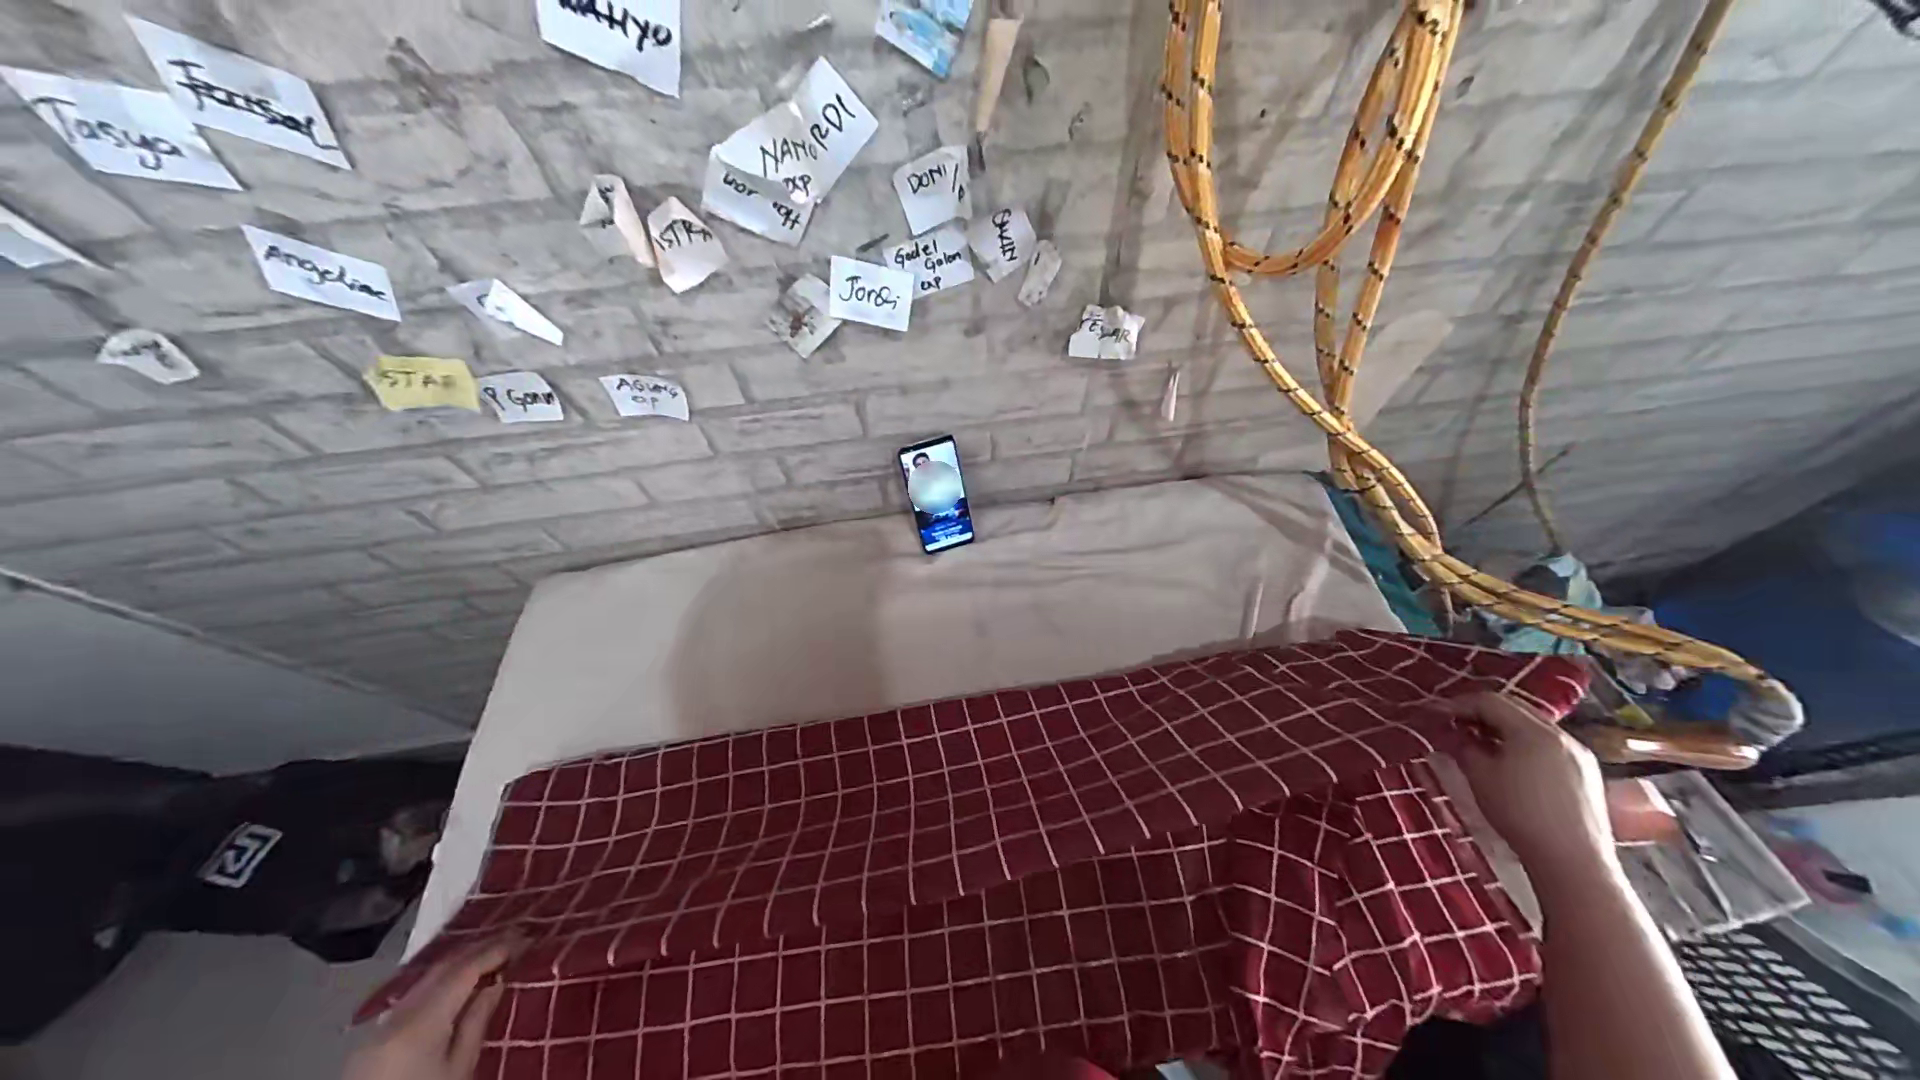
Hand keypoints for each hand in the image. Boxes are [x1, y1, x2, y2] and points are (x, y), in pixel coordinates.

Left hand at [344, 940, 511, 1079]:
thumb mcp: (460, 1071)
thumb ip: (477, 1022)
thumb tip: (495, 984)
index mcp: (419, 1024)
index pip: (463, 971)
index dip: (495, 951)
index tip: (524, 939)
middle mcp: (395, 1018)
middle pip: (441, 970)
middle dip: (477, 951)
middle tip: (512, 939)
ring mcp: (376, 1030)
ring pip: (424, 981)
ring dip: (458, 965)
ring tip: (490, 956)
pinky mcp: (369, 1044)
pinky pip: (411, 999)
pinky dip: (439, 984)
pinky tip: (457, 985)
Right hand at [1446, 692, 1618, 887]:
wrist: (1574, 861)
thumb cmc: (1519, 814)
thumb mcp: (1479, 776)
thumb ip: (1463, 746)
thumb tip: (1454, 733)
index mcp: (1534, 732)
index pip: (1490, 701)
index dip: (1459, 704)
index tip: (1436, 713)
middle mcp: (1562, 735)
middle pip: (1515, 707)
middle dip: (1481, 711)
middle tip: (1454, 723)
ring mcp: (1579, 753)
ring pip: (1534, 724)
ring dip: (1503, 726)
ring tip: (1479, 741)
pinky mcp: (1587, 771)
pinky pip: (1549, 742)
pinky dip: (1523, 741)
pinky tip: (1510, 759)